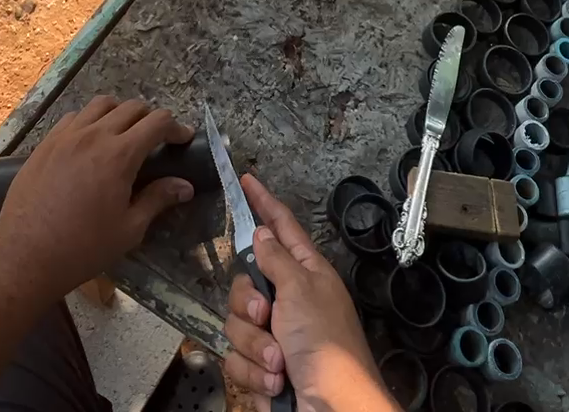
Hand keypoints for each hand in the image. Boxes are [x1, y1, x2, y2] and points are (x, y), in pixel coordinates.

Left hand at [0, 97, 194, 302]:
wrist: (24, 258)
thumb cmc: (82, 248)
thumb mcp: (129, 229)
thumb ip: (158, 199)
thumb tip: (185, 186)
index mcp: (120, 154)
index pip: (158, 122)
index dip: (176, 127)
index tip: (182, 139)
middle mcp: (94, 135)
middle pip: (132, 107)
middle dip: (151, 119)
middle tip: (156, 140)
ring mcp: (66, 136)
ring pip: (101, 105)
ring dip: (120, 113)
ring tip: (123, 134)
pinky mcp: (46, 143)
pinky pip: (74, 117)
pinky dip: (90, 120)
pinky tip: (90, 142)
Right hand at [223, 175, 395, 411]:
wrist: (332, 410)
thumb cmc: (327, 346)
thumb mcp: (300, 291)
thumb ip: (275, 259)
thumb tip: (261, 232)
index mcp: (305, 271)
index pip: (281, 226)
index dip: (263, 201)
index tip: (247, 179)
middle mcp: (289, 297)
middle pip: (245, 281)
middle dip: (249, 304)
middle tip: (267, 316)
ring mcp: (275, 333)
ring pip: (237, 322)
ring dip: (255, 346)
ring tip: (280, 361)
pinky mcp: (263, 366)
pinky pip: (237, 357)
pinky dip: (253, 372)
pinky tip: (275, 382)